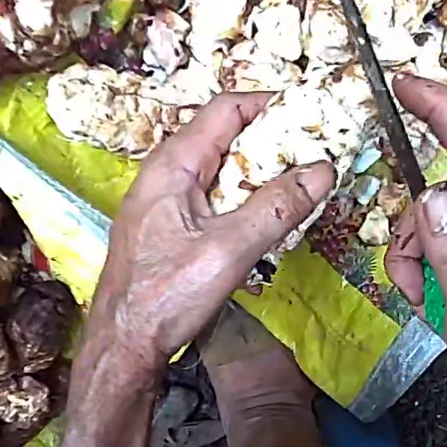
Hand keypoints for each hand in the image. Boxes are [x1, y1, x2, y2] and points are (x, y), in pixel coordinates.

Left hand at [85, 93, 334, 377]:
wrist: (124, 342)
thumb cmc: (167, 295)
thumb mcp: (228, 250)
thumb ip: (276, 208)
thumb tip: (322, 170)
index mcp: (173, 164)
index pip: (226, 110)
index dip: (269, 104)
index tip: (310, 114)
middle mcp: (165, 174)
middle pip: (224, 138)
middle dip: (271, 142)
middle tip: (313, 155)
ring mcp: (165, 201)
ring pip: (220, 171)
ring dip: (259, 174)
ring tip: (299, 186)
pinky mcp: (168, 227)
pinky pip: (212, 198)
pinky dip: (243, 199)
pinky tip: (265, 219)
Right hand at [383, 77, 446, 436]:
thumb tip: (433, 193)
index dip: (440, 107)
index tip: (405, 83)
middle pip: (446, 190)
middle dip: (414, 230)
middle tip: (416, 282)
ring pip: (445, 221)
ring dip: (423, 258)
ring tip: (436, 305)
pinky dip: (437, 270)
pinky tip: (446, 304)